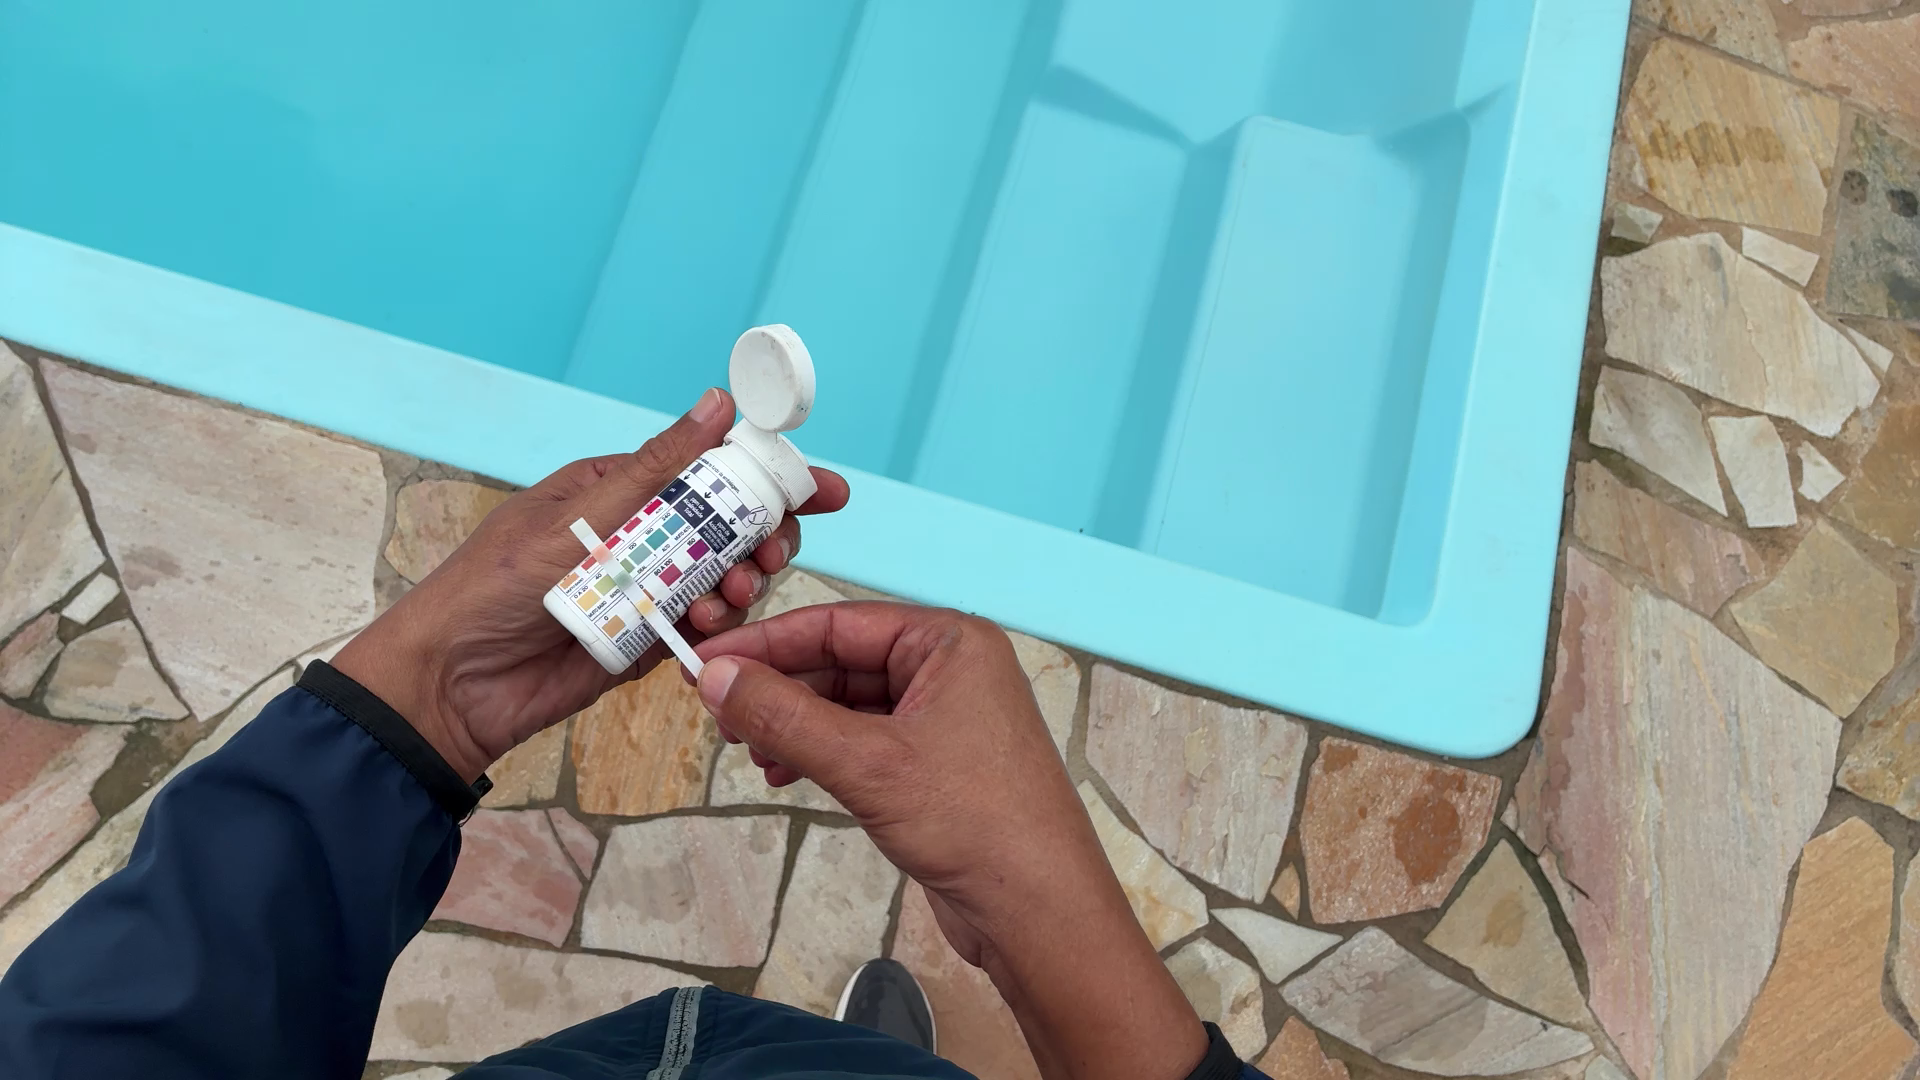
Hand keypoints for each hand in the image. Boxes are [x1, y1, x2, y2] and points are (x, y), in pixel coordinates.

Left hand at [332, 387, 848, 780]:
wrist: (456, 687)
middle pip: (732, 526)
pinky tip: (703, 629)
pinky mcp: (656, 632)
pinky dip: (718, 622)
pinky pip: (709, 620)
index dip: (770, 478)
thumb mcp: (583, 515)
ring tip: (732, 597)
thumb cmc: (503, 584)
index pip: (712, 472)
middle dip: (764, 538)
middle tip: (772, 555)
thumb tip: (718, 403)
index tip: (823, 492)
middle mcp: (646, 534)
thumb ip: (658, 468)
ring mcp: (653, 585)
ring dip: (742, 582)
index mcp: (625, 489)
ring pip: (728, 574)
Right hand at [692, 603, 1206, 1079]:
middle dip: (782, 688)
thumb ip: (785, 716)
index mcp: (950, 641)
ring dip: (798, 723)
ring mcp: (946, 714)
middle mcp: (950, 667)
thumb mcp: (866, 762)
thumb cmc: (966, 817)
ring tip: (748, 750)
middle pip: (846, 661)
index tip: (704, 663)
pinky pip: (868, 737)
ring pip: (853, 703)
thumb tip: (712, 676)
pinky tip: (785, 772)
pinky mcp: (937, 758)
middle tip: (718, 714)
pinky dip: (824, 750)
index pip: (841, 624)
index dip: (768, 643)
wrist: (1038, 911)